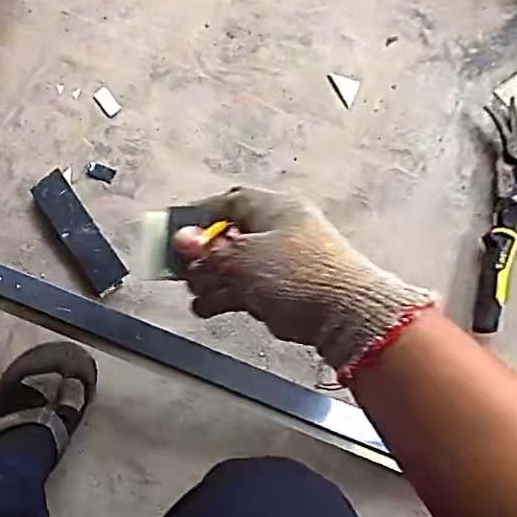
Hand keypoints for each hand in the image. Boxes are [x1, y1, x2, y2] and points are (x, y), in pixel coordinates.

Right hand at [174, 186, 436, 376]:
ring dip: (207, 281)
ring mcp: (275, 263)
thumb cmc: (300, 274)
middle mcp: (275, 232)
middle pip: (223, 238)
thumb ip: (206, 249)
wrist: (343, 314)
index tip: (173, 232)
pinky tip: (206, 306)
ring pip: (227, 268)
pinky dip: (219, 298)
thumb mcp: (242, 257)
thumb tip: (181, 238)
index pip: (227, 203)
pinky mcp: (275, 290)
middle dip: (200, 256)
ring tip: (198, 291)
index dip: (197, 216)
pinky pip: (237, 290)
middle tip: (184, 269)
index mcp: (273, 210)